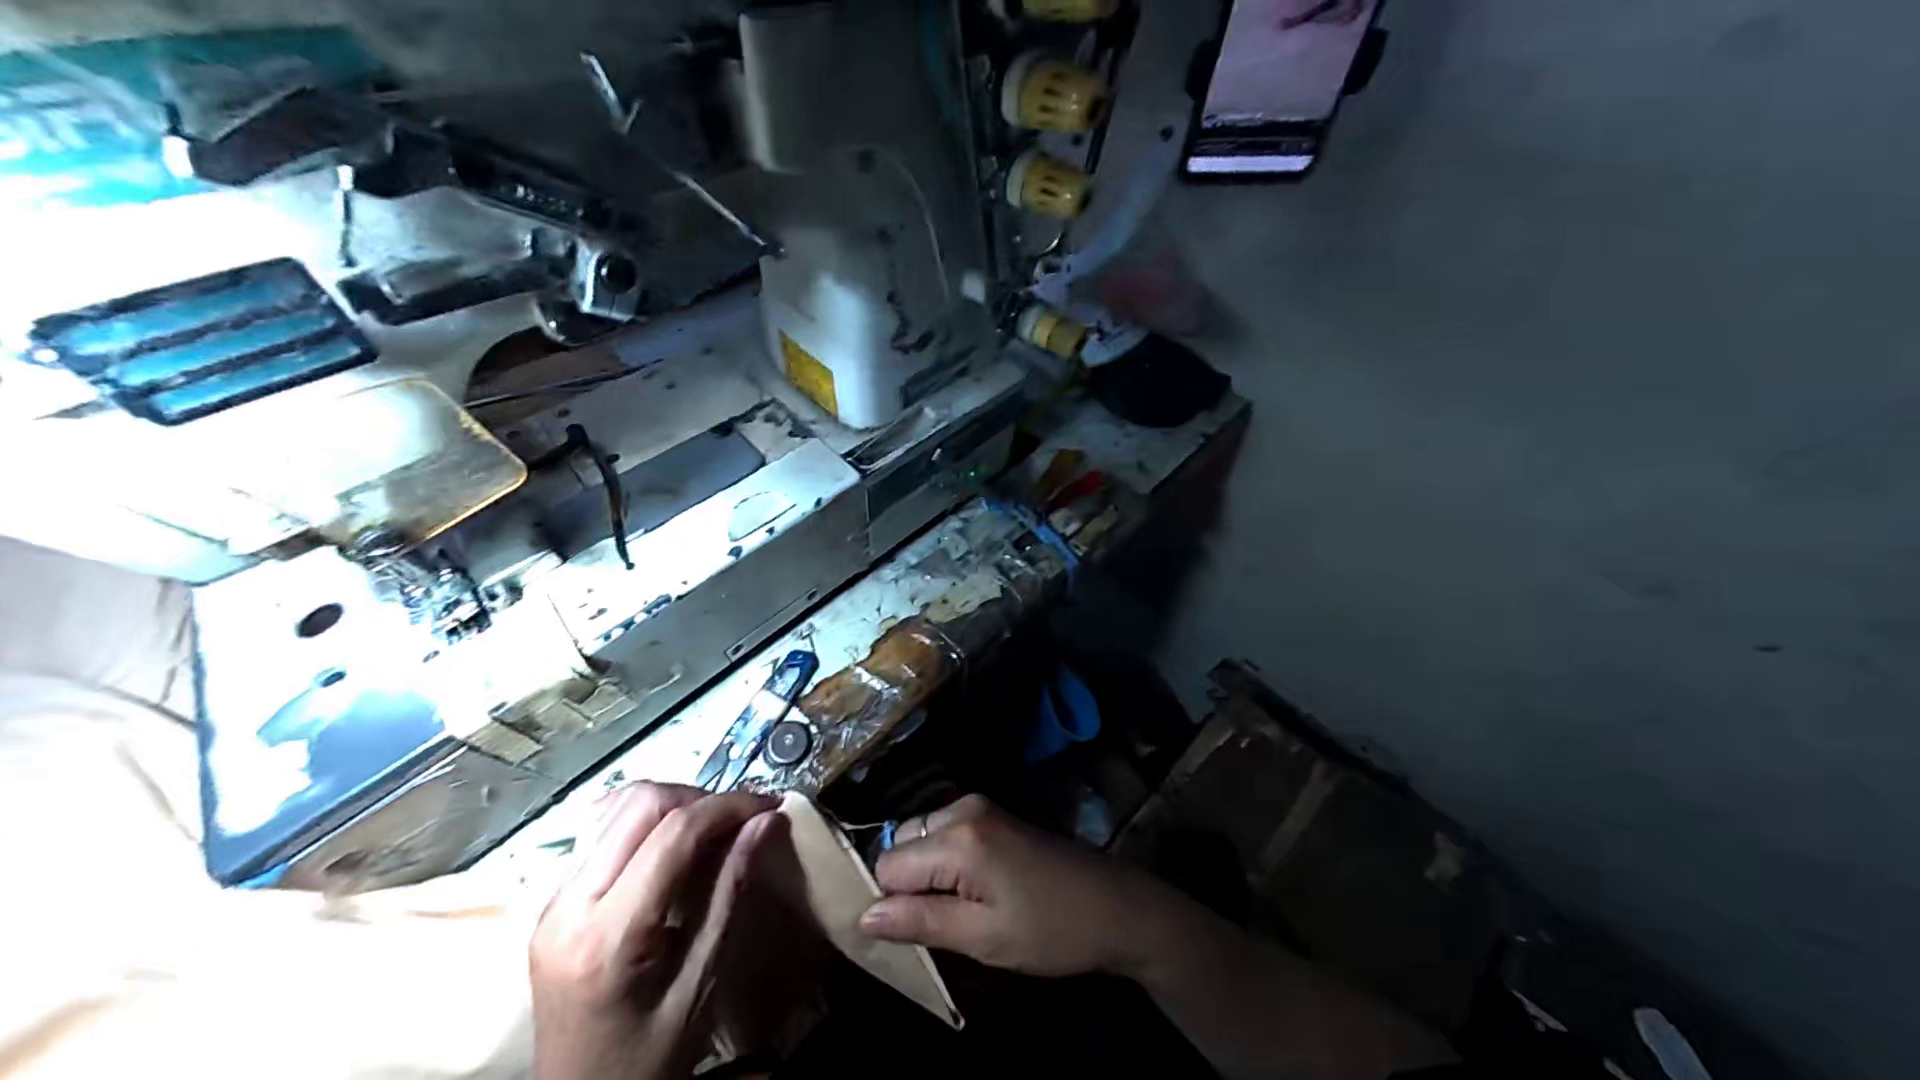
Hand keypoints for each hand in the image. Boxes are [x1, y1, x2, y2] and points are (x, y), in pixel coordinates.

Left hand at [529, 783, 784, 1079]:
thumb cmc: (647, 1061)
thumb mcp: (700, 984)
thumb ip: (730, 892)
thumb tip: (766, 822)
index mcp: (606, 936)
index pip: (673, 833)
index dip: (728, 807)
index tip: (770, 808)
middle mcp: (566, 906)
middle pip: (639, 803)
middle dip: (700, 798)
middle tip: (741, 821)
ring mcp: (551, 901)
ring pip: (616, 806)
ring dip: (672, 804)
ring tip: (711, 829)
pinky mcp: (551, 902)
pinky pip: (601, 831)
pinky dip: (645, 820)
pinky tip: (672, 845)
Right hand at [858, 795, 1190, 978]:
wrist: (1117, 906)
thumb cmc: (1052, 930)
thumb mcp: (984, 939)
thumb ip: (920, 922)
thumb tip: (864, 917)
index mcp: (958, 838)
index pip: (888, 866)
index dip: (892, 904)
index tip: (915, 935)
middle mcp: (962, 809)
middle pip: (901, 844)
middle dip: (909, 885)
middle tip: (944, 924)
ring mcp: (979, 807)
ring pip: (920, 838)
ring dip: (926, 874)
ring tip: (961, 911)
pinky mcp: (992, 814)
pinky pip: (944, 834)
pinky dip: (945, 863)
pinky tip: (974, 891)